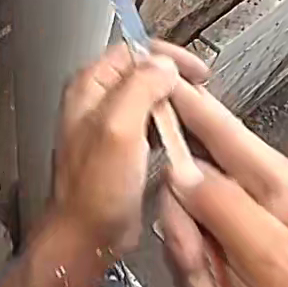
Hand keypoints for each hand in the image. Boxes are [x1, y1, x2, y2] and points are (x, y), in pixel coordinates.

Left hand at [43, 42, 207, 265]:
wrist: (86, 235)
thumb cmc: (95, 188)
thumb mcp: (119, 129)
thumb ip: (140, 89)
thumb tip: (164, 64)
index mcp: (89, 89)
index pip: (131, 51)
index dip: (166, 57)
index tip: (196, 73)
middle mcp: (95, 103)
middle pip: (141, 73)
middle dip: (173, 80)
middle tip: (201, 94)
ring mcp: (107, 127)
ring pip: (148, 100)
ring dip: (173, 104)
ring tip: (197, 116)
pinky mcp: (121, 150)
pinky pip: (149, 126)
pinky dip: (169, 127)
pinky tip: (183, 139)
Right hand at [157, 82, 287, 286]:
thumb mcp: (272, 263)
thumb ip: (223, 207)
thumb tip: (178, 168)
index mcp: (279, 186)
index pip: (223, 131)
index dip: (188, 106)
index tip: (153, 82)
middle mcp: (253, 198)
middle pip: (187, 181)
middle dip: (184, 228)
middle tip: (202, 266)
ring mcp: (232, 228)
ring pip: (176, 218)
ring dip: (189, 260)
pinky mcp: (216, 254)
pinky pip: (179, 248)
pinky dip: (191, 278)